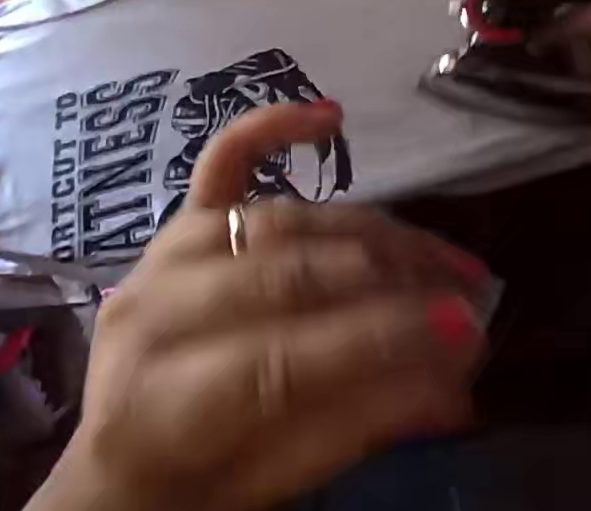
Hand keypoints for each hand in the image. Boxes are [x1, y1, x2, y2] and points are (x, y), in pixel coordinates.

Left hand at [30, 101, 487, 510]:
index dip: (377, 341)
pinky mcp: (179, 220)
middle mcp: (157, 306)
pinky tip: (327, 116)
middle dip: (386, 282)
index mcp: (163, 399)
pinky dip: (272, 129)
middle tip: (462, 292)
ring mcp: (165, 251)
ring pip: (278, 222)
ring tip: (434, 253)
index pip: (283, 358)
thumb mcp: (277, 480)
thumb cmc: (200, 481)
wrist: (125, 452)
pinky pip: (223, 161)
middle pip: (285, 277)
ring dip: (365, 232)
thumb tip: (458, 378)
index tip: (466, 333)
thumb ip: (361, 423)